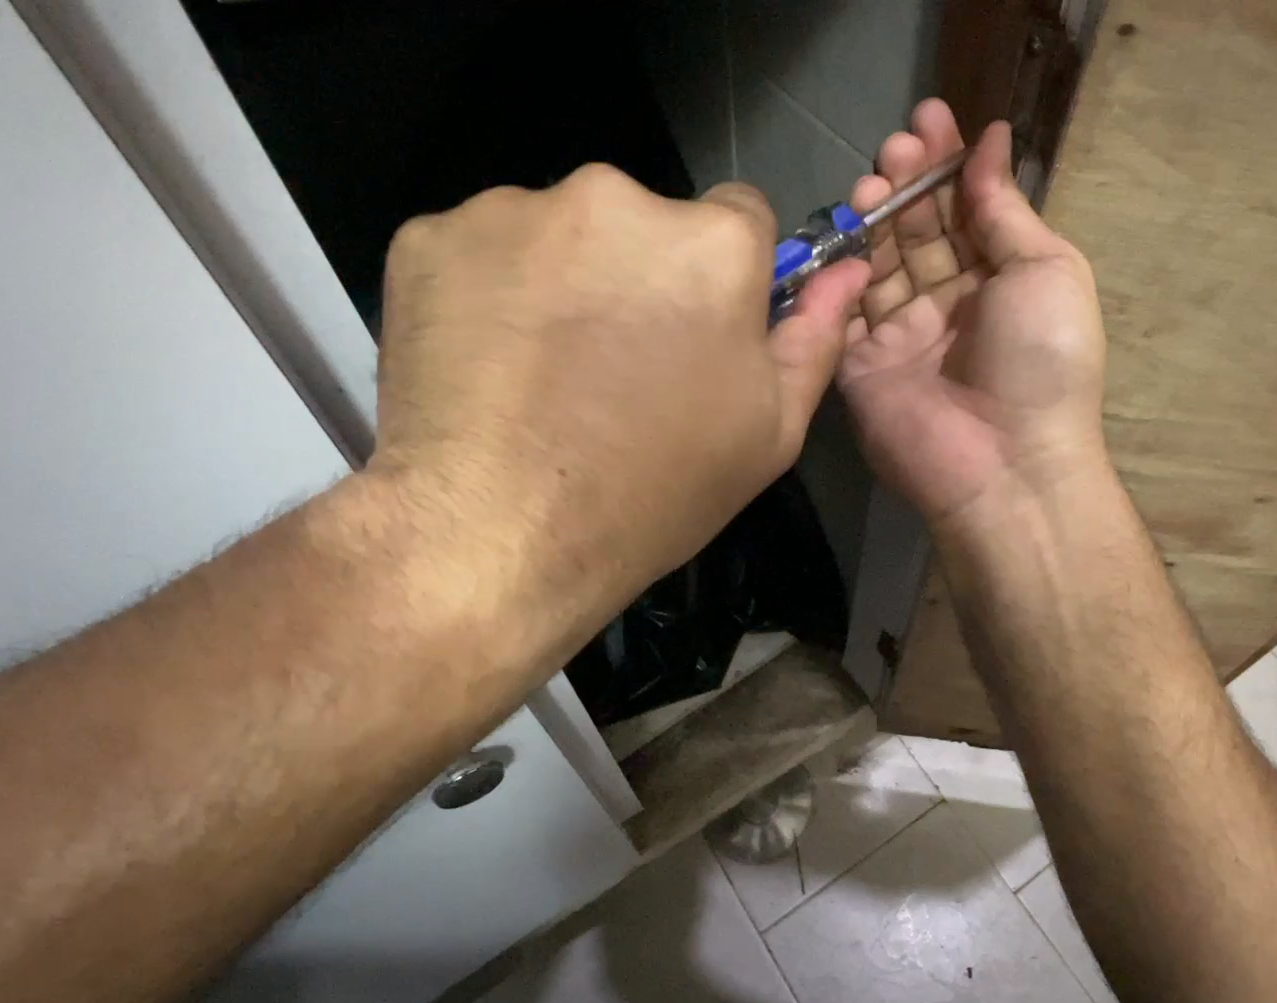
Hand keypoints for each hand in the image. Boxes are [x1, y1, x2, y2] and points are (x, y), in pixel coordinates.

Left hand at [367, 166, 869, 623]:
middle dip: (643, 275)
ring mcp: (514, 210)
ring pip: (562, 231)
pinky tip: (490, 363)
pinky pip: (483, 248)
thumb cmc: (656, 491)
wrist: (499, 532)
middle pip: (647, 221)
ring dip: (565, 278)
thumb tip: (847, 272)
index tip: (698, 334)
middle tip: (617, 367)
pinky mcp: (430, 235)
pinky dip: (490, 290)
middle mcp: (615, 197)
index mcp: (712, 244)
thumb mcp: (769, 433)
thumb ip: (812, 339)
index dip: (726, 278)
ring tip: (546, 372)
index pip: (742, 216)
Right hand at [837, 101, 1107, 535]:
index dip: (947, 166)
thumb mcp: (1046, 269)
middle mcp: (947, 304)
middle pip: (917, 232)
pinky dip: (842, 270)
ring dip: (873, 216)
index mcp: (999, 281)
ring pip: (877, 263)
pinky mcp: (861, 364)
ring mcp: (901, 335)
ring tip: (872, 180)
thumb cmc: (1042, 360)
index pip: (964, 212)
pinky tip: (848, 231)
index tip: (931, 120)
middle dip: (907, 183)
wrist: (1006, 462)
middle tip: (897, 146)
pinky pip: (845, 310)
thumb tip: (991, 140)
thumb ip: (1006, 209)